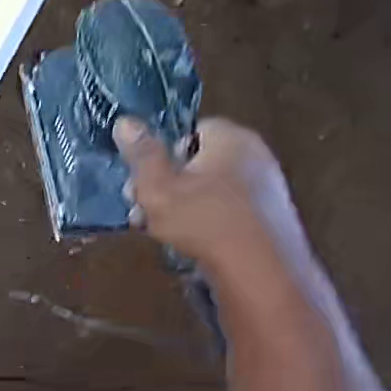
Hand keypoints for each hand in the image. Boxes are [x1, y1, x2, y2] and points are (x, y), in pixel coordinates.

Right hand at [114, 116, 308, 275]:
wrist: (258, 269)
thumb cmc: (203, 218)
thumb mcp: (156, 184)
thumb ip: (141, 153)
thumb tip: (125, 120)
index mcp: (232, 139)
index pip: (192, 128)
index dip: (163, 149)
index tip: (144, 173)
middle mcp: (255, 156)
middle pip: (196, 159)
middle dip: (163, 180)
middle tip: (140, 202)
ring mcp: (264, 188)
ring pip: (205, 187)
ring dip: (175, 203)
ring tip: (154, 225)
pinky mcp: (265, 217)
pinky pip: (222, 207)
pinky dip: (200, 219)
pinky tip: (182, 238)